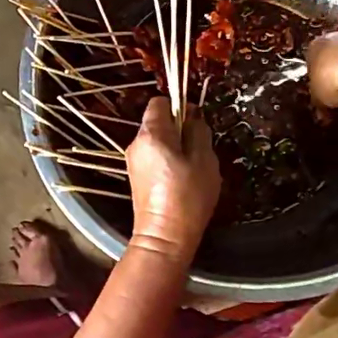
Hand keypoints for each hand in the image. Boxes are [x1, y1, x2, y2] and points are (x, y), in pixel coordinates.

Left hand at [126, 97, 220, 262]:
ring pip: (155, 139)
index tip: (196, 121)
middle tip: (198, 146)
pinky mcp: (135, 175)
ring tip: (191, 165)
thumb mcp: (204, 159)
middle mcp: (136, 142)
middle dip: (177, 127)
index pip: (160, 102)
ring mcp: (133, 160)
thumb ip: (198, 131)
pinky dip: (166, 158)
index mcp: (152, 133)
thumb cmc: (188, 196)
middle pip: (156, 120)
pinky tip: (180, 177)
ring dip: (173, 144)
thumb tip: (192, 114)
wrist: (164, 236)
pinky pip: (152, 155)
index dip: (179, 106)